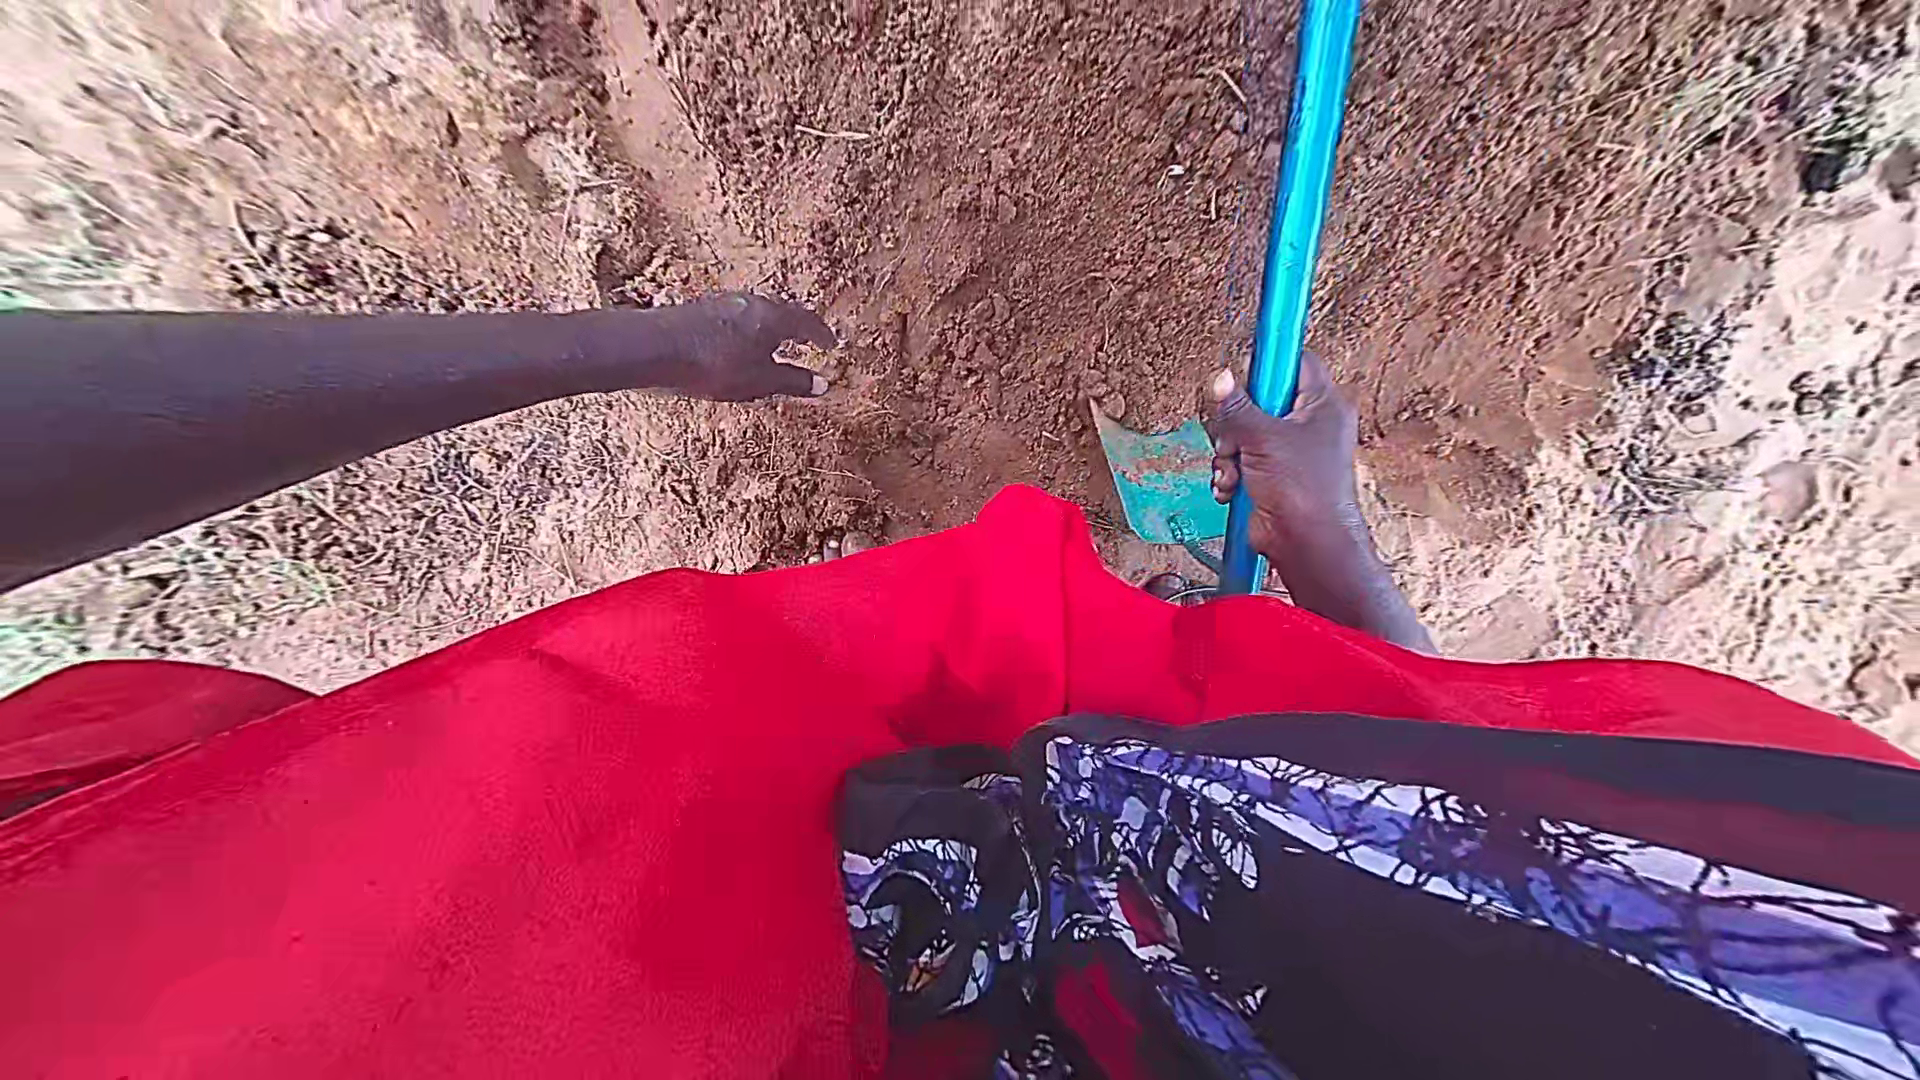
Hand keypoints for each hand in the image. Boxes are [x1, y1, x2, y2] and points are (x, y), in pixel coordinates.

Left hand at [606, 293, 836, 401]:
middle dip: (797, 327)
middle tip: (807, 340)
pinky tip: (741, 346)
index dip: (821, 334)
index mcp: (772, 317)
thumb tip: (822, 384)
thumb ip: (793, 381)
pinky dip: (749, 331)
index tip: (831, 343)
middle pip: (782, 312)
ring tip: (776, 344)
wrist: (655, 349)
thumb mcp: (761, 380)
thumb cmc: (715, 365)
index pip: (807, 321)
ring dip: (771, 328)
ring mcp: (723, 304)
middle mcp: (751, 303)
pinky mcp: (701, 311)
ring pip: (757, 313)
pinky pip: (736, 318)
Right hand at [1209, 350, 1364, 557]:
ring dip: (1226, 455)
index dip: (1266, 364)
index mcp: (1321, 405)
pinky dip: (1228, 474)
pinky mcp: (1268, 475)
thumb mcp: (1265, 439)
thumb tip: (1220, 379)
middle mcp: (1306, 426)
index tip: (1243, 371)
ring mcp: (1286, 452)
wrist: (1304, 542)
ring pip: (1240, 435)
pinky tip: (1231, 488)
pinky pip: (1237, 462)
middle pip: (1257, 402)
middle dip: (1234, 424)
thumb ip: (1238, 408)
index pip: (1294, 363)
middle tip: (1234, 437)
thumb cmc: (1305, 490)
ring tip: (1233, 471)